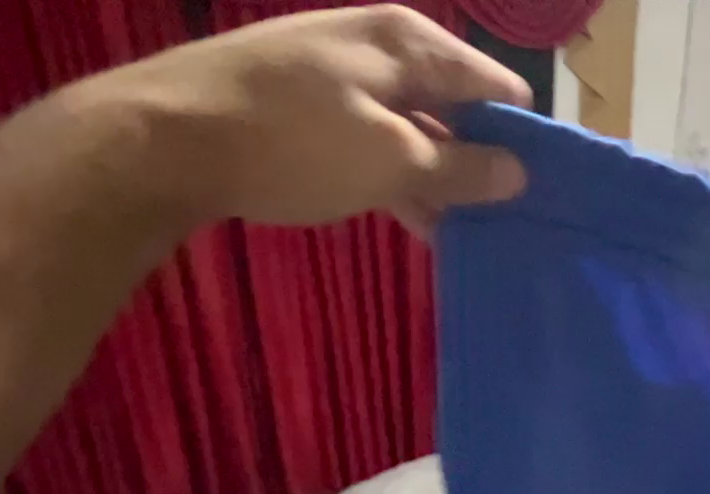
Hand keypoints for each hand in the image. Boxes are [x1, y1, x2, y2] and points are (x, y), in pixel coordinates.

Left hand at [67, 5, 530, 232]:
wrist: (169, 138)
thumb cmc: (296, 143)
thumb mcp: (392, 160)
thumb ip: (462, 167)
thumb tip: (519, 171)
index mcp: (412, 43)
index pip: (496, 87)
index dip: (522, 138)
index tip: (540, 192)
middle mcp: (383, 48)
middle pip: (460, 109)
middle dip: (484, 164)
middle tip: (508, 223)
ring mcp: (347, 77)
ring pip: (421, 132)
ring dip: (444, 181)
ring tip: (469, 234)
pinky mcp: (318, 109)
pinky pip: (382, 144)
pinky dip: (404, 181)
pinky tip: (420, 224)